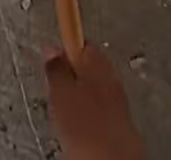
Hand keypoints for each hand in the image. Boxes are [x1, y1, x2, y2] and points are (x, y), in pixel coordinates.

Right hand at [44, 45, 144, 159]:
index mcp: (97, 60)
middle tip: (55, 90)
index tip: (50, 59)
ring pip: (92, 90)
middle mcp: (111, 76)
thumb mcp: (60, 92)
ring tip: (65, 114)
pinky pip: (98, 111)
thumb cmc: (87, 126)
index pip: (79, 42)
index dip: (63, 50)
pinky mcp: (120, 123)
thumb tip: (50, 49)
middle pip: (86, 67)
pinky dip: (88, 116)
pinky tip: (80, 128)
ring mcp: (118, 100)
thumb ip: (55, 67)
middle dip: (70, 77)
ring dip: (79, 98)